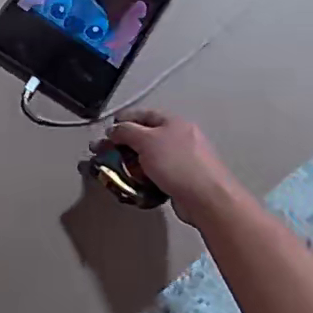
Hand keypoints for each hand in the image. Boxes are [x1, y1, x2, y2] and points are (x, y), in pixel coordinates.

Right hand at [93, 109, 249, 226]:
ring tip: (117, 170)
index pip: (143, 114)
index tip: (107, 131)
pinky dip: (145, 177)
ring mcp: (183, 159)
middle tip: (106, 153)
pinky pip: (158, 174)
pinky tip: (136, 183)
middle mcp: (180, 137)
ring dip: (133, 162)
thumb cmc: (177, 164)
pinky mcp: (183, 179)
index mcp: (173, 122)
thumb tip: (114, 130)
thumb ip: (126, 131)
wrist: (206, 198)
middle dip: (124, 144)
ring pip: (151, 157)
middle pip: (146, 136)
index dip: (123, 120)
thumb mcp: (146, 141)